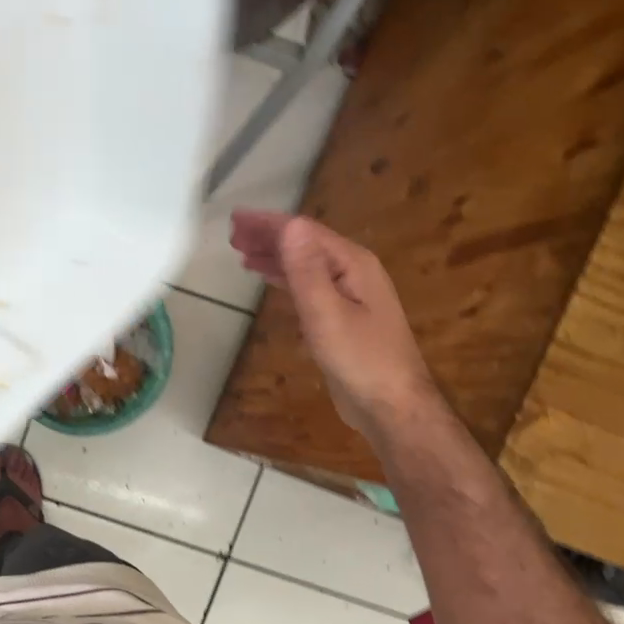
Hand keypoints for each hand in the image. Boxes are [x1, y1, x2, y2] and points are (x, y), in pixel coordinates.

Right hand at [231, 210, 440, 437]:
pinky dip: (285, 277)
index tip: (235, 219)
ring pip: (306, 264)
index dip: (270, 224)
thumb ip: (306, 271)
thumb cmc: (360, 360)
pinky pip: (308, 284)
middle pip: (306, 244)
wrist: (390, 404)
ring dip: (275, 255)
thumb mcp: (327, 314)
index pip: (305, 233)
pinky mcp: (342, 317)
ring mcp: (350, 294)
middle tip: (232, 234)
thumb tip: (289, 226)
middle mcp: (353, 272)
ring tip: (242, 253)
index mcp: (353, 265)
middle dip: (270, 236)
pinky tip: (270, 279)